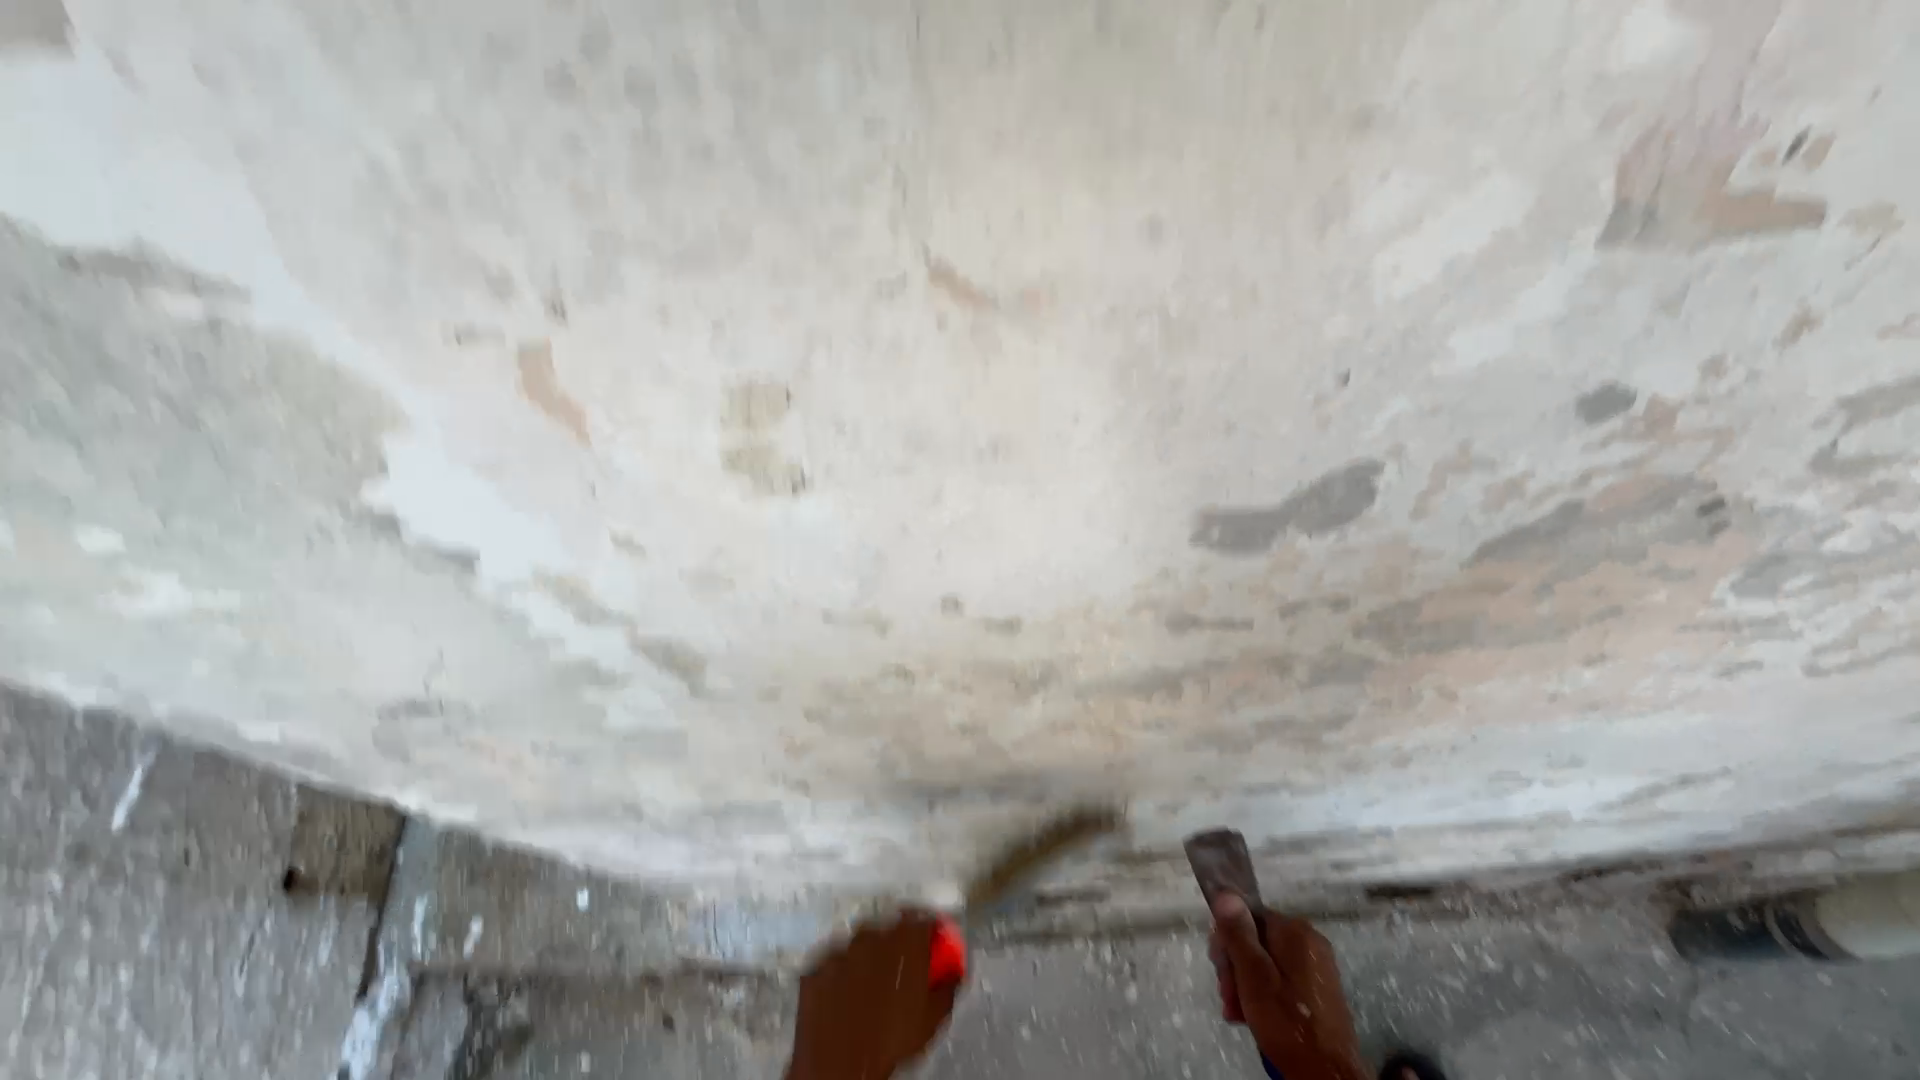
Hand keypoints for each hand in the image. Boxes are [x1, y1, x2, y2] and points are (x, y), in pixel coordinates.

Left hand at [786, 911, 961, 1079]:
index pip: (924, 916)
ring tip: (873, 990)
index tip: (935, 937)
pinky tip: (848, 998)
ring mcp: (838, 949)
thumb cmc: (888, 1042)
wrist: (841, 1067)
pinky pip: (834, 963)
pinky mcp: (815, 968)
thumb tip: (953, 975)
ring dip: (868, 959)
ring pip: (859, 944)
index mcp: (905, 940)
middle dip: (898, 944)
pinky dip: (842, 975)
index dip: (932, 927)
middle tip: (903, 969)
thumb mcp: (934, 1017)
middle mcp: (870, 935)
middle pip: (890, 927)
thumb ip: (947, 984)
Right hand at [1208, 894, 1368, 1079]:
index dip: (1228, 940)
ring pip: (1264, 961)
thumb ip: (1238, 933)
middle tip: (1227, 995)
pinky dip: (1262, 993)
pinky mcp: (1316, 989)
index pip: (1248, 915)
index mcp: (1296, 932)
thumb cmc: (1287, 1022)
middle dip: (1235, 966)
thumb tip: (1225, 892)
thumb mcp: (1254, 976)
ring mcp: (1315, 966)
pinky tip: (1250, 1015)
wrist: (1327, 1074)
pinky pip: (1279, 979)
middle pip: (1255, 939)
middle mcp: (1308, 941)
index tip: (1219, 967)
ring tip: (1236, 1011)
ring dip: (1244, 984)